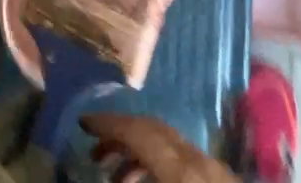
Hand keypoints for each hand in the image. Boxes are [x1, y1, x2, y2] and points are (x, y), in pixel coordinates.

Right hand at [81, 113, 239, 182]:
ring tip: (116, 179)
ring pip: (172, 148)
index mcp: (182, 170)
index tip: (82, 123)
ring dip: (141, 155)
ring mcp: (218, 173)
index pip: (139, 131)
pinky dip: (161, 168)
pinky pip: (186, 165)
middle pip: (155, 132)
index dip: (108, 124)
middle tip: (93, 152)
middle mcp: (201, 162)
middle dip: (122, 137)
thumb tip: (110, 178)